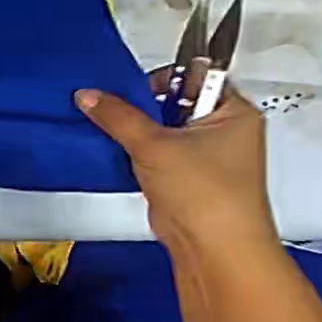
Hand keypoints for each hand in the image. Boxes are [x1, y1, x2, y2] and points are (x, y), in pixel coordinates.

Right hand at [75, 86, 275, 250]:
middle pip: (172, 101)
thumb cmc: (206, 192)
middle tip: (114, 109)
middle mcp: (222, 129)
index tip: (130, 87)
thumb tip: (88, 95)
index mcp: (234, 112)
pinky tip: (115, 150)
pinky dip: (133, 149)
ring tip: (110, 129)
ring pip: (159, 127)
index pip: (194, 76)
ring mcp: (202, 153)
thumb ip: (117, 116)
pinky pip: (152, 149)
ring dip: (134, 129)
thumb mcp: (153, 144)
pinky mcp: (181, 174)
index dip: (162, 78)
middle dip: (140, 105)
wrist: (211, 245)